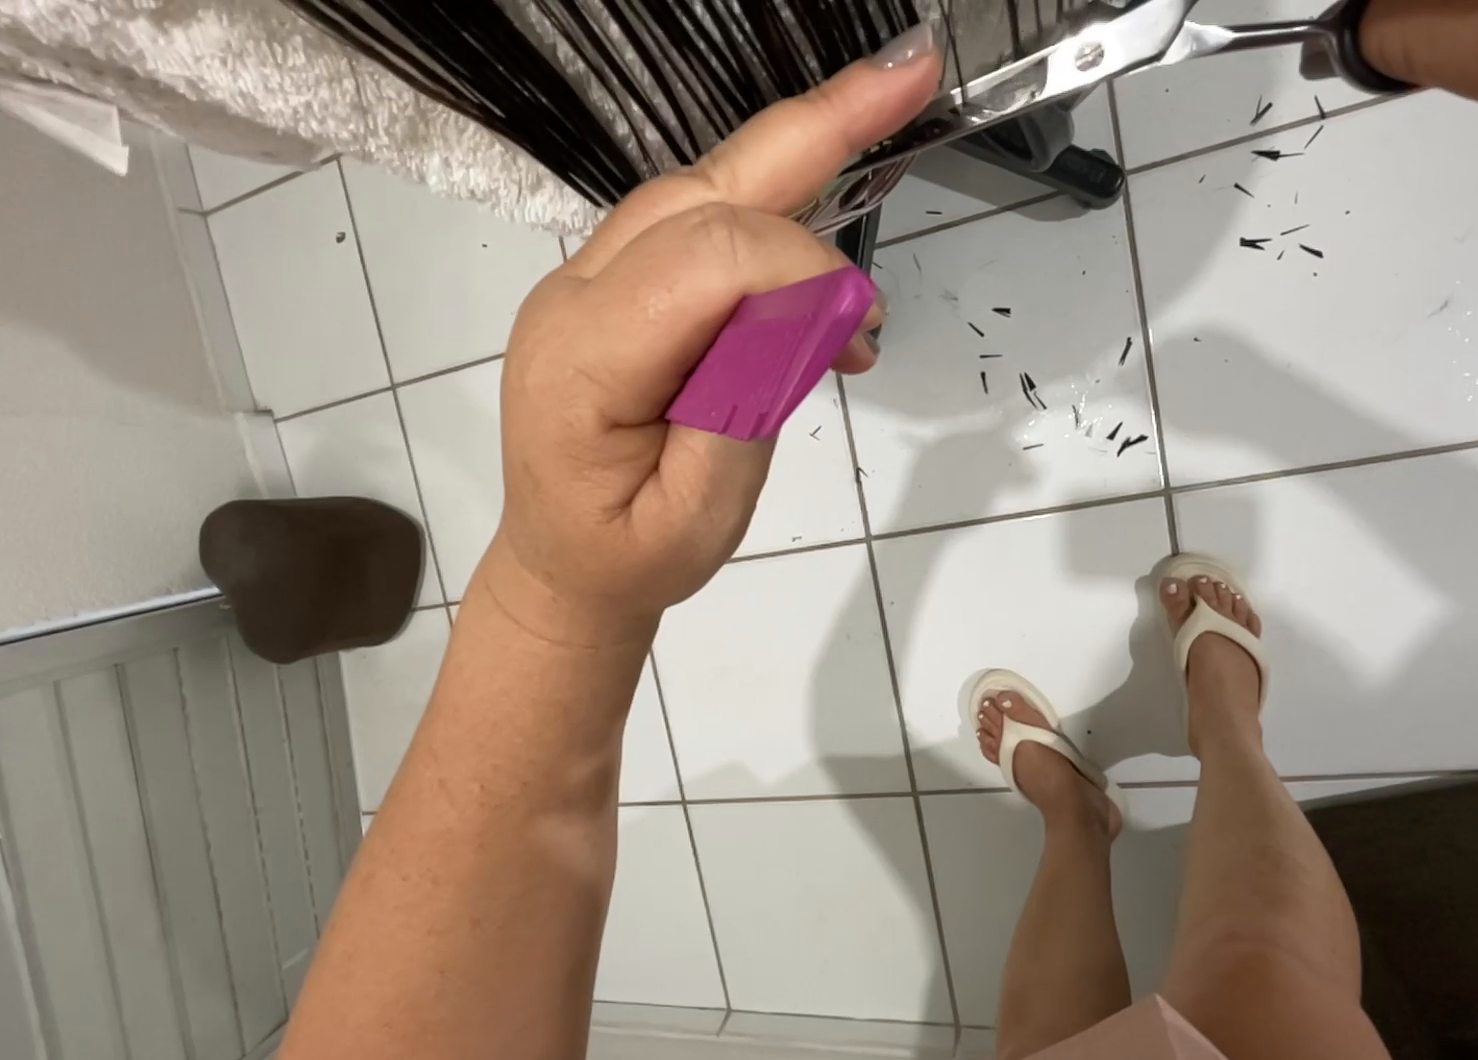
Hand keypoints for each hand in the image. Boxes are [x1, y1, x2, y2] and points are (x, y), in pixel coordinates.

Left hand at [481, 38, 941, 641]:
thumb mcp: (698, 518)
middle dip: (811, 133)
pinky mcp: (611, 291)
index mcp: (585, 361)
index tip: (864, 326)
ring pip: (695, 192)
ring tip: (885, 113)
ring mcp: (585, 285)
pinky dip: (767, 216)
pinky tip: (821, 227)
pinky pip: (691, 227)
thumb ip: (742, 409)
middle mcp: (574, 298)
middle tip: (913, 74)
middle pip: (698, 192)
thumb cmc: (628, 560)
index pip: (705, 262)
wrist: (564, 567)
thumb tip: (802, 310)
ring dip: (794, 158)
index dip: (802, 270)